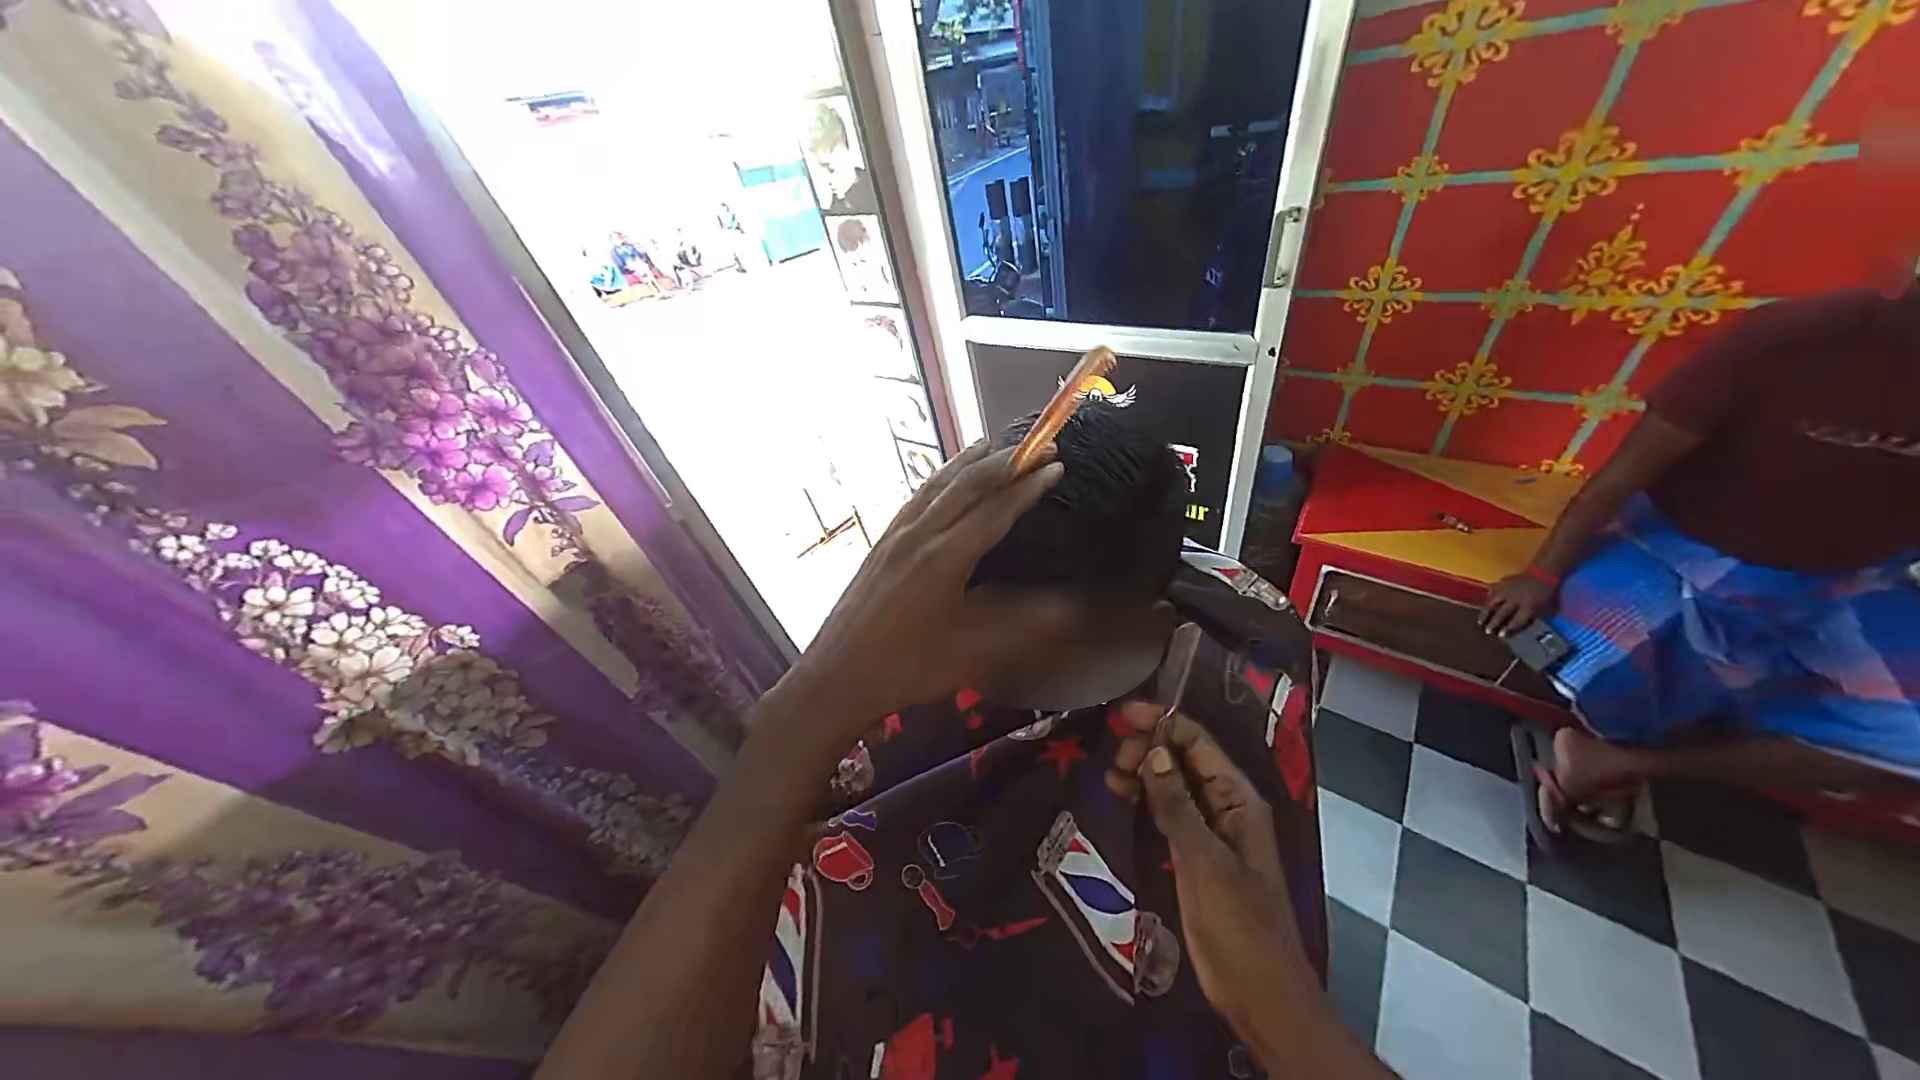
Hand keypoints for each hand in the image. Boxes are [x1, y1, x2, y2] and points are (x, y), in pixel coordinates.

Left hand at [772, 441, 1069, 752]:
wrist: (837, 676)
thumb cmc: (906, 668)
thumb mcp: (971, 652)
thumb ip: (1022, 626)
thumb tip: (1070, 609)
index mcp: (945, 557)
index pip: (996, 510)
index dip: (1029, 487)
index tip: (1056, 466)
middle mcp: (919, 535)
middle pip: (967, 485)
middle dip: (1005, 462)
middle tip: (1037, 448)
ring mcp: (895, 536)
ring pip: (936, 486)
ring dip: (967, 462)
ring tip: (989, 444)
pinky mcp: (880, 544)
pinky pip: (915, 498)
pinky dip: (938, 480)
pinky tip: (940, 481)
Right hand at [1107, 705, 1313, 1040]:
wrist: (1259, 992)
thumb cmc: (1238, 924)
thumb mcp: (1203, 859)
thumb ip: (1176, 804)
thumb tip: (1152, 751)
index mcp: (1239, 800)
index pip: (1198, 743)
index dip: (1163, 722)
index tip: (1123, 714)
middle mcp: (1225, 807)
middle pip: (1183, 759)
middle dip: (1149, 749)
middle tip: (1116, 758)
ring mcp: (1209, 831)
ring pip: (1172, 785)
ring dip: (1143, 774)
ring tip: (1112, 776)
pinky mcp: (1194, 854)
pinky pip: (1167, 813)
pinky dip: (1144, 801)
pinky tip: (1121, 797)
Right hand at [1479, 573, 1555, 637]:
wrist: (1543, 573)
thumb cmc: (1548, 592)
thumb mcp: (1549, 606)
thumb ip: (1537, 614)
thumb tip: (1528, 622)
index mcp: (1528, 606)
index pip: (1517, 620)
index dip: (1509, 628)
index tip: (1500, 635)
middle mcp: (1514, 600)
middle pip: (1501, 613)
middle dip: (1493, 623)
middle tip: (1486, 631)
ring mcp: (1505, 591)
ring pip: (1492, 603)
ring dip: (1485, 613)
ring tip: (1480, 620)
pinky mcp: (1501, 583)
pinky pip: (1492, 590)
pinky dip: (1488, 596)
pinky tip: (1486, 600)